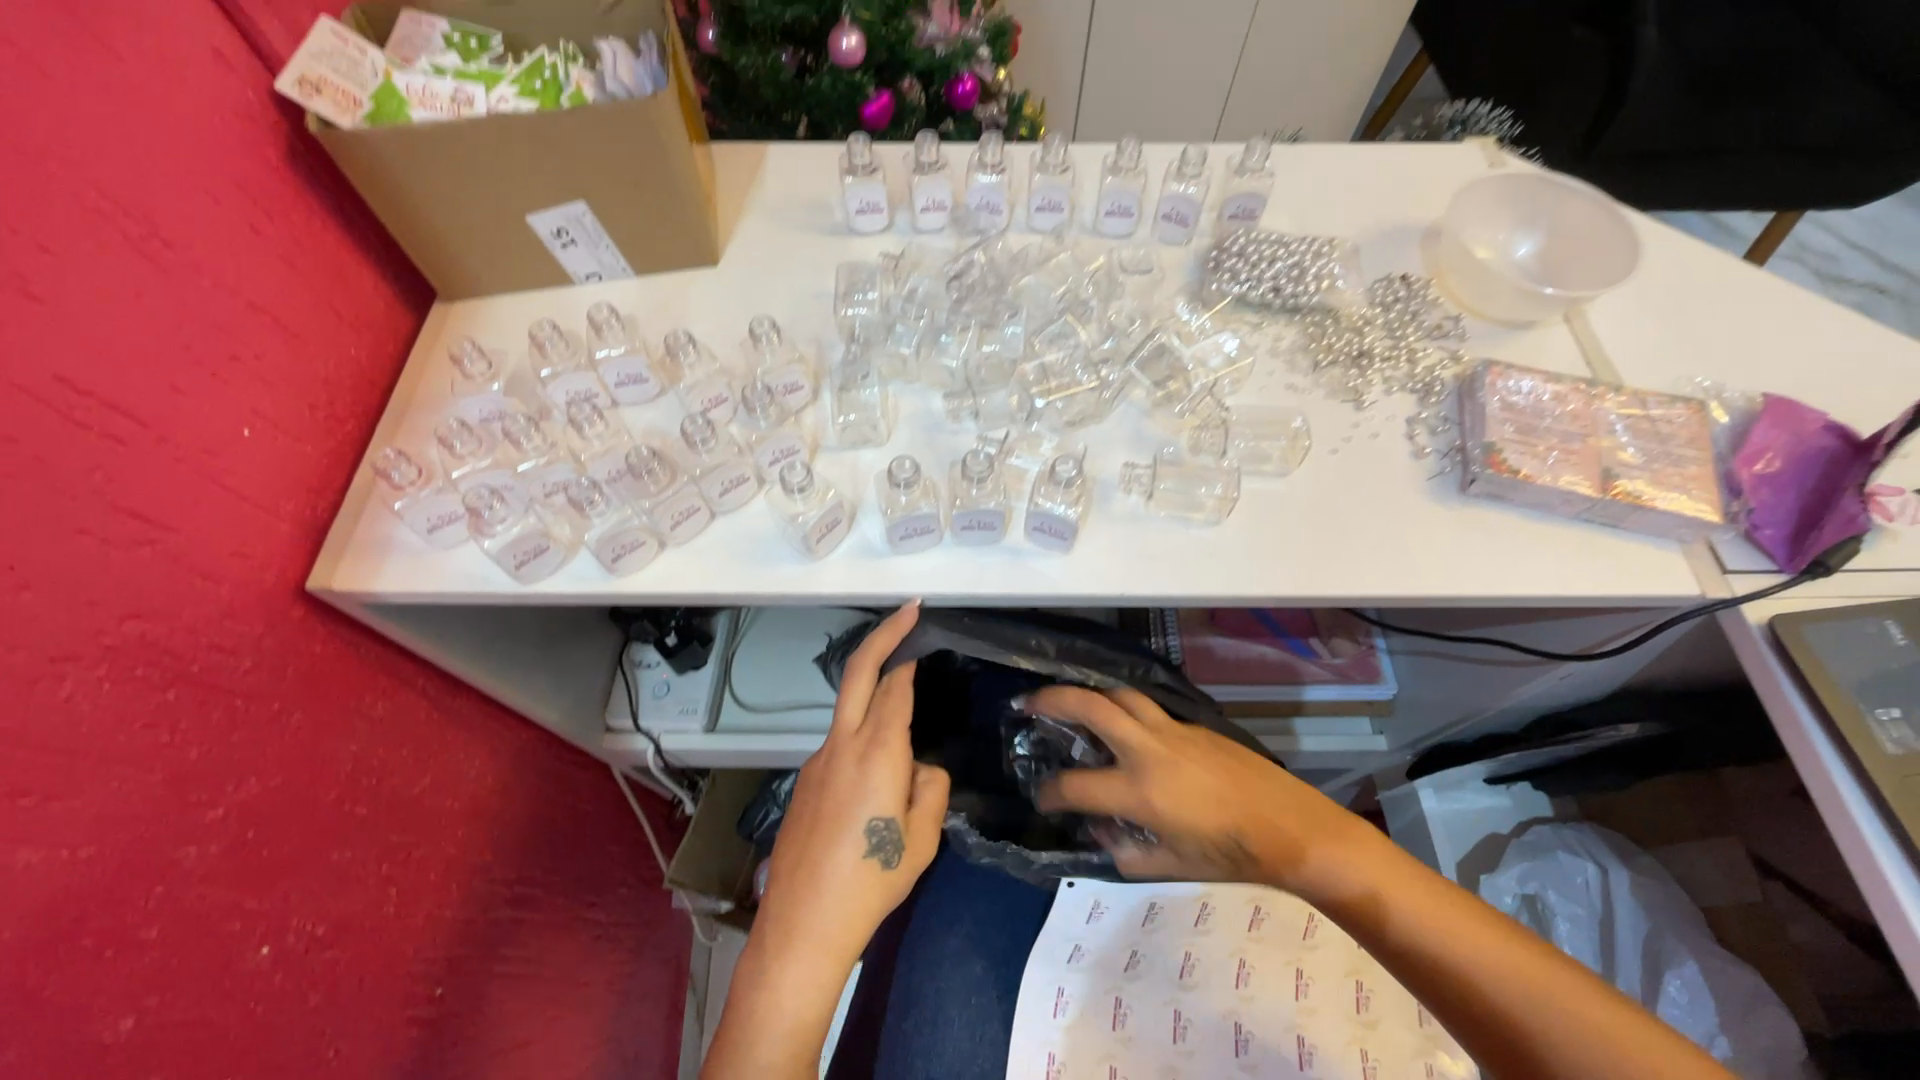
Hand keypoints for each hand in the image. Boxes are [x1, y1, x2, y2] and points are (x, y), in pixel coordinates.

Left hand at [756, 602, 949, 966]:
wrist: (802, 924)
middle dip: (883, 635)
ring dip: (875, 693)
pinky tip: (879, 780)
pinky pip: (839, 744)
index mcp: (876, 753)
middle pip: (857, 672)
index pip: (893, 685)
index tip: (921, 628)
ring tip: (911, 714)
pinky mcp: (804, 782)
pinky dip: (863, 736)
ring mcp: (816, 762)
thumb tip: (921, 767)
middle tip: (908, 611)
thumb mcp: (922, 841)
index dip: (907, 653)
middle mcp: (841, 745)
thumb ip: (930, 789)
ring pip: (848, 710)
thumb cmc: (870, 883)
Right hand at [1028, 685, 1375, 898]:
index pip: (1074, 786)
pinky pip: (1150, 710)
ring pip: (1121, 695)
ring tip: (1073, 704)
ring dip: (1090, 695)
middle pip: (1089, 706)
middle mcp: (1148, 750)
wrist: (1290, 827)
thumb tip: (1102, 830)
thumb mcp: (1169, 865)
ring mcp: (1173, 731)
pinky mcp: (1195, 727)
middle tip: (1026, 704)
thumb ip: (1124, 851)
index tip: (1041, 799)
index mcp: (1138, 791)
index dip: (1048, 794)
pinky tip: (1128, 733)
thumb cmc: (1229, 854)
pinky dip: (1126, 712)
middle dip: (1050, 700)